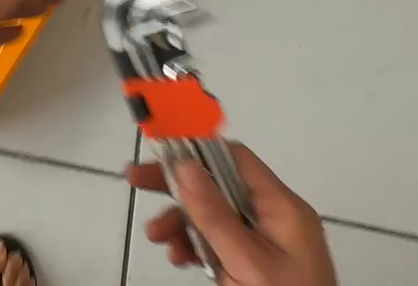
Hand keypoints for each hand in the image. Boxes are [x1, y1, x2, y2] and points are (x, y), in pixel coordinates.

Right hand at [128, 143, 335, 285]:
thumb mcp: (245, 262)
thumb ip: (214, 213)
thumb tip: (184, 162)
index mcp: (281, 207)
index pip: (234, 158)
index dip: (196, 151)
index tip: (160, 155)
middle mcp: (274, 217)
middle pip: (218, 184)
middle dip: (178, 186)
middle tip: (135, 181)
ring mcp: (266, 243)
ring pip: (214, 215)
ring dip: (181, 222)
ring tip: (155, 237)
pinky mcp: (257, 266)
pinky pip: (220, 242)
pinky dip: (195, 246)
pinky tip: (178, 257)